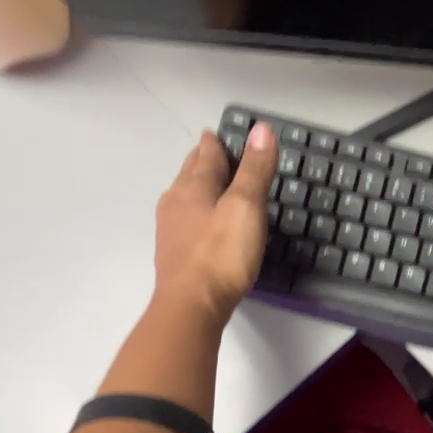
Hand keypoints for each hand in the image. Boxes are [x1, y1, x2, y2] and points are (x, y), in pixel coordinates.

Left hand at [153, 125, 278, 324]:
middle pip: (190, 172)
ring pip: (184, 195)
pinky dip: (195, 210)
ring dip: (196, 184)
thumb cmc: (222, 253)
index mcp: (194, 186)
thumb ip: (255, 170)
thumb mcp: (246, 207)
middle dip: (202, 160)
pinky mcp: (174, 252)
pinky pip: (185, 219)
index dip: (216, 142)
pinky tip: (200, 221)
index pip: (207, 155)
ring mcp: (171, 228)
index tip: (218, 132)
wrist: (191, 304)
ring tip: (208, 182)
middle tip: (213, 151)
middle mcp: (177, 201)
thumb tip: (260, 128)